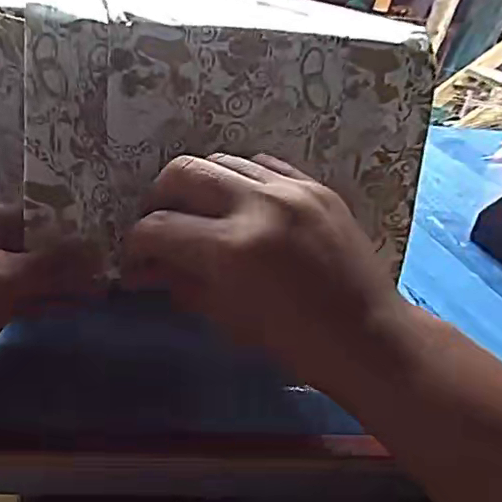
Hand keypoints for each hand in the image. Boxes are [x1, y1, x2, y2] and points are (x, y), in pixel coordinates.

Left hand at [0, 204, 98, 390]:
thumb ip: (50, 264)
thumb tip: (99, 248)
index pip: (32, 213)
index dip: (70, 224)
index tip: (112, 232)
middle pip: (33, 244)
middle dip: (71, 255)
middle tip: (117, 262)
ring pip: (30, 274)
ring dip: (62, 281)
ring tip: (106, 284)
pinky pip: (21, 299)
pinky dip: (46, 300)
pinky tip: (78, 302)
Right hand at [119, 153, 410, 384]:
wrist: (367, 336)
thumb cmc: (291, 341)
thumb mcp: (224, 317)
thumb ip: (180, 282)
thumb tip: (143, 269)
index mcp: (232, 249)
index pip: (159, 227)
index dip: (135, 244)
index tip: (135, 260)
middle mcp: (257, 205)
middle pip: (182, 172)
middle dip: (157, 199)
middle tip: (158, 225)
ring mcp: (291, 189)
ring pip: (220, 160)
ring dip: (196, 185)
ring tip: (196, 213)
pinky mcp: (315, 186)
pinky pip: (260, 165)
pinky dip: (237, 180)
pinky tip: (236, 205)